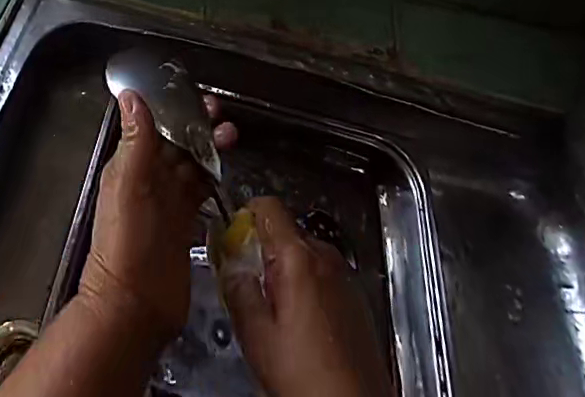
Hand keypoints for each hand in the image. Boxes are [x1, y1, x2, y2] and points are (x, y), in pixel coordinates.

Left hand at [77, 90, 237, 345]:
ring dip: (210, 147)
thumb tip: (132, 94)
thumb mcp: (130, 186)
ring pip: (192, 163)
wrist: (133, 310)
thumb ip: (136, 141)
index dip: (176, 109)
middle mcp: (149, 179)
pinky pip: (201, 190)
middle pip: (178, 142)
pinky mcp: (185, 223)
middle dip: (199, 126)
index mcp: (130, 165)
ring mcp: (168, 202)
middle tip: (222, 115)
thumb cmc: (127, 244)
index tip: (198, 96)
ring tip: (232, 137)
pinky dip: (213, 176)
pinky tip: (227, 169)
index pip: (155, 126)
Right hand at [222, 197, 393, 396]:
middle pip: (285, 231)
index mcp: (299, 257)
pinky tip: (301, 324)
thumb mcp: (256, 336)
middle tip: (248, 287)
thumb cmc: (307, 377)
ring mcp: (343, 274)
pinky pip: (322, 273)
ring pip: (303, 253)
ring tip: (275, 314)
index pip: (269, 207)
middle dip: (263, 252)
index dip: (246, 215)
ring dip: (285, 271)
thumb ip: (238, 289)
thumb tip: (229, 263)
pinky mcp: (354, 294)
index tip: (233, 237)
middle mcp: (325, 255)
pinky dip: (307, 285)